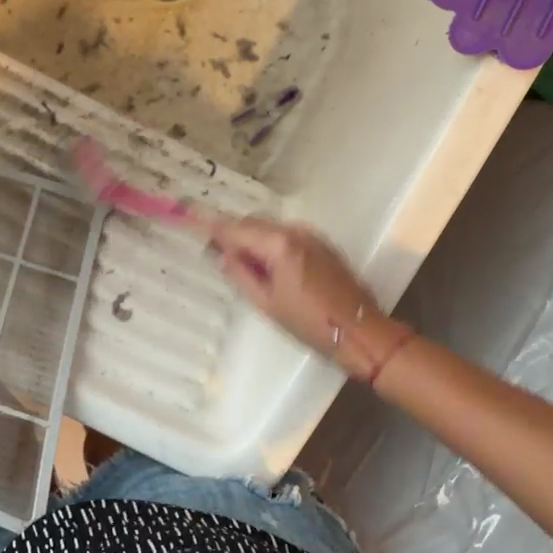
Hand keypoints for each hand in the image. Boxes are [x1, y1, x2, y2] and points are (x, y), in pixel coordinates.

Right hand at [209, 216, 408, 380]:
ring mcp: (312, 236)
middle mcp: (296, 232)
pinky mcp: (323, 244)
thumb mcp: (266, 303)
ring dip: (252, 238)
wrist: (361, 332)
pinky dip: (270, 242)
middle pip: (252, 222)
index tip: (191, 220)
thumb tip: (221, 255)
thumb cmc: (310, 323)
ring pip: (270, 227)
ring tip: (242, 263)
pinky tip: (267, 265)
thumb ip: (240, 273)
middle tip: (216, 253)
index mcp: (279, 245)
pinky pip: (286, 234)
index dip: (213, 227)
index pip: (236, 229)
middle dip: (232, 233)